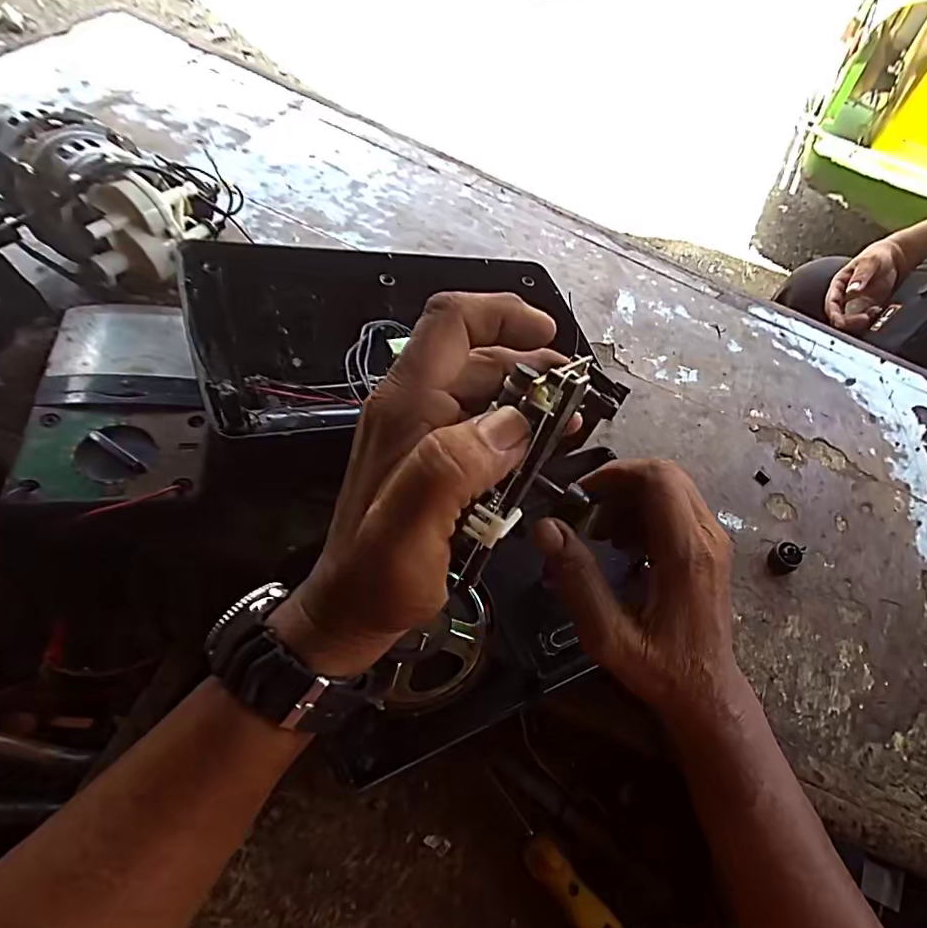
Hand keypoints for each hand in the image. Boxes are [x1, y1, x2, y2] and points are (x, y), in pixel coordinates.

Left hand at [269, 292, 567, 675]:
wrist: (351, 613)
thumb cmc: (379, 578)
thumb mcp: (411, 528)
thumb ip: (453, 467)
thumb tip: (514, 424)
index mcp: (407, 408)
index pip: (452, 325)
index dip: (502, 314)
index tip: (549, 334)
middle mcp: (415, 411)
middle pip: (477, 356)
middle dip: (531, 362)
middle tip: (575, 393)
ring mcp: (424, 438)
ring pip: (485, 393)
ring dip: (530, 398)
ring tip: (570, 420)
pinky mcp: (436, 465)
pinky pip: (483, 430)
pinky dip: (518, 431)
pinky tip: (542, 449)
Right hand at [532, 460, 750, 722]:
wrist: (707, 691)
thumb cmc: (662, 669)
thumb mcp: (609, 635)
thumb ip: (578, 580)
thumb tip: (547, 529)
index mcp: (686, 552)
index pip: (659, 478)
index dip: (615, 474)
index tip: (581, 496)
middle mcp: (707, 537)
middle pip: (667, 476)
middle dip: (620, 485)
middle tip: (587, 515)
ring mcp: (714, 541)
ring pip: (673, 489)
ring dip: (631, 500)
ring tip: (600, 534)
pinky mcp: (711, 550)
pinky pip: (678, 509)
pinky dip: (646, 514)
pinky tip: (623, 545)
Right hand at [825, 237, 912, 331]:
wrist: (893, 259)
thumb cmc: (878, 256)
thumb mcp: (870, 261)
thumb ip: (861, 275)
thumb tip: (852, 290)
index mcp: (838, 285)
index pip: (831, 304)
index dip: (836, 315)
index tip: (845, 320)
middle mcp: (842, 296)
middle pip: (837, 317)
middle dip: (848, 322)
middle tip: (865, 318)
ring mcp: (852, 304)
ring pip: (848, 322)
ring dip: (859, 323)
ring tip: (874, 311)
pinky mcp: (863, 309)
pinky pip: (861, 322)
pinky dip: (868, 321)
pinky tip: (877, 311)